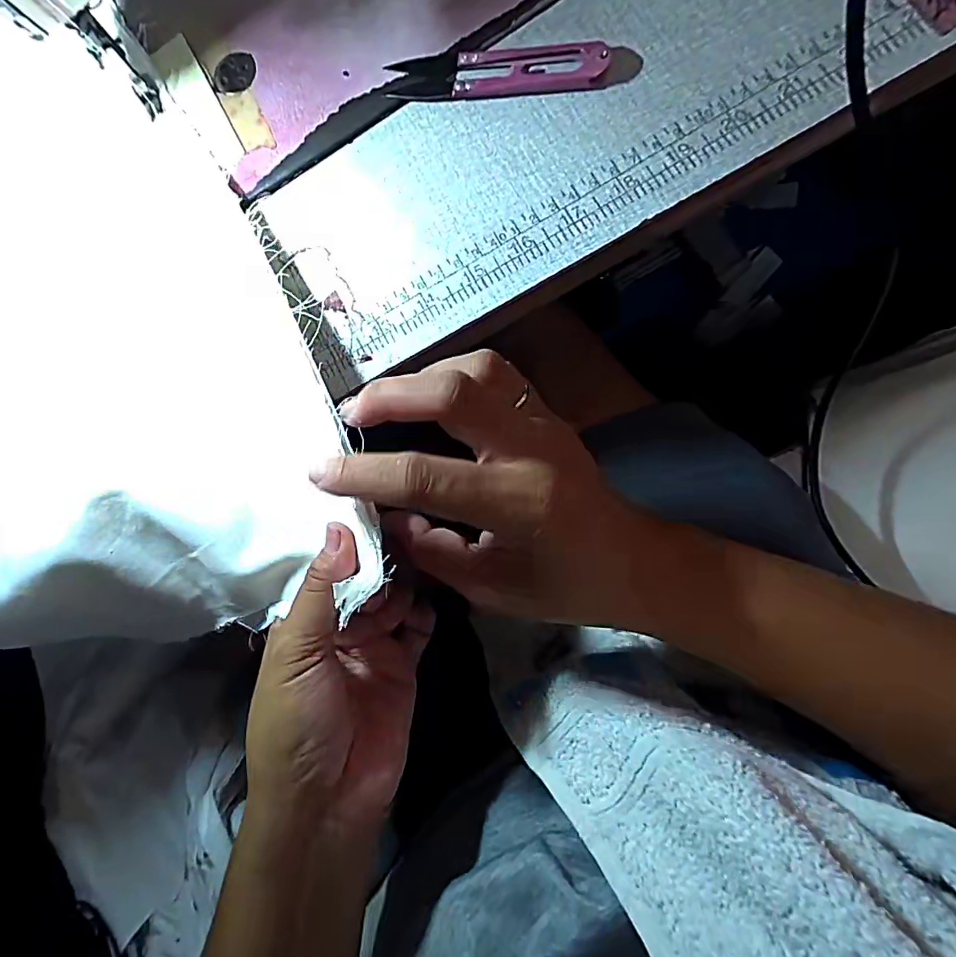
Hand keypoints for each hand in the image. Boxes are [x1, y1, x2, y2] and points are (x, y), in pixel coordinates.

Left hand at [247, 523, 432, 834]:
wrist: (327, 800)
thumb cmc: (296, 720)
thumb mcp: (297, 651)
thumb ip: (321, 591)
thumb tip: (337, 530)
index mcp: (302, 620)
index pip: (325, 569)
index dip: (345, 542)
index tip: (370, 504)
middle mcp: (337, 627)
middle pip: (363, 580)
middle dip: (380, 560)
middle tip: (405, 530)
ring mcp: (372, 646)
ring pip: (392, 599)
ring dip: (402, 583)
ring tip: (419, 561)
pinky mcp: (402, 668)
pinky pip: (417, 630)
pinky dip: (424, 612)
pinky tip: (429, 597)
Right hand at [313, 350, 670, 631]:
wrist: (633, 559)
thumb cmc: (563, 584)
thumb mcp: (490, 589)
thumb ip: (430, 552)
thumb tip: (386, 514)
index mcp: (515, 503)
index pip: (425, 477)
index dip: (365, 474)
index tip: (322, 473)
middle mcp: (530, 449)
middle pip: (454, 394)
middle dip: (390, 396)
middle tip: (349, 414)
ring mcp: (541, 421)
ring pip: (476, 368)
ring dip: (420, 377)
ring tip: (384, 401)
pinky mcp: (543, 409)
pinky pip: (492, 371)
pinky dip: (449, 372)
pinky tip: (427, 392)